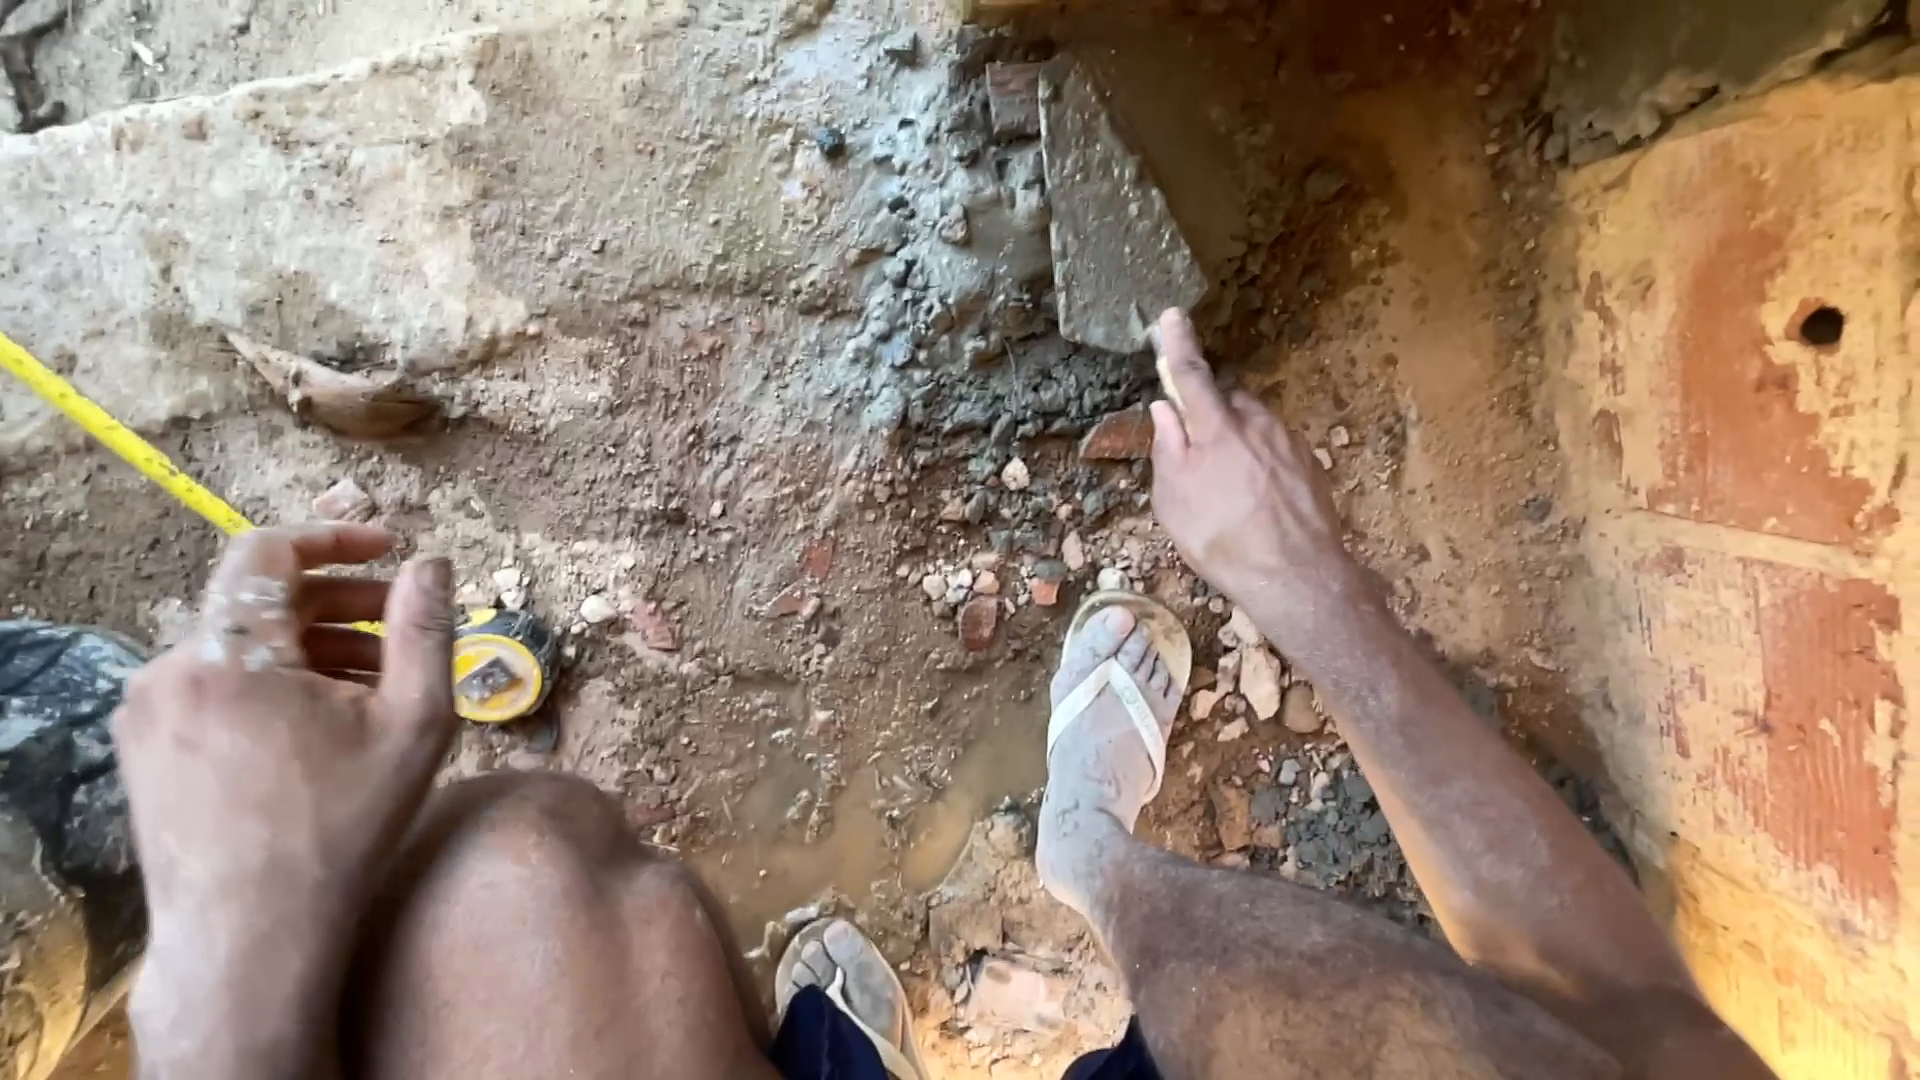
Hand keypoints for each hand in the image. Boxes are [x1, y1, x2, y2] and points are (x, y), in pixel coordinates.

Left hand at [115, 524, 454, 1067]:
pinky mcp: (148, 747)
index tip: (390, 549)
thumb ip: (426, 630)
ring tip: (380, 686)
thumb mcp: (416, 718)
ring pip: (247, 647)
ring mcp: (149, 713)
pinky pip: (222, 685)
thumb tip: (432, 563)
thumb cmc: (346, 818)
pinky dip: (283, 681)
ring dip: (320, 646)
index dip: (333, 538)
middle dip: (345, 604)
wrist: (254, 930)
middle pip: (262, 603)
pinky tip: (330, 720)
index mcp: (229, 658)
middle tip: (407, 629)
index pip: (264, 554)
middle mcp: (170, 673)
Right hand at [1147, 309, 1385, 665]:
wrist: (1295, 575)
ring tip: (1228, 489)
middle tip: (1197, 455)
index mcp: (1216, 429)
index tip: (1172, 316)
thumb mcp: (1173, 501)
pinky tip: (1256, 500)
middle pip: (1228, 401)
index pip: (1190, 375)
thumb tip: (1164, 410)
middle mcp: (1257, 423)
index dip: (1178, 344)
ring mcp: (1289, 441)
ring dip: (1237, 441)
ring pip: (1255, 425)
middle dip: (1211, 415)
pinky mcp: (1311, 463)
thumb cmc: (1220, 540)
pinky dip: (1261, 461)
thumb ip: (1167, 448)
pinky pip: (1276, 447)